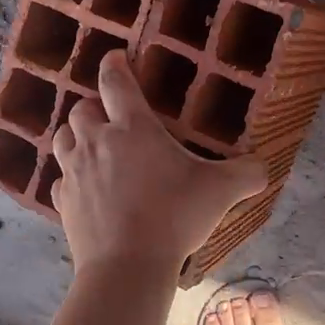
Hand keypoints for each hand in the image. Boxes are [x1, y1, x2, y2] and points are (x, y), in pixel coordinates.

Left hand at [51, 51, 265, 274]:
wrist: (127, 266)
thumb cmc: (174, 217)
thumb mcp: (221, 192)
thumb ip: (246, 174)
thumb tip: (263, 167)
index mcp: (132, 128)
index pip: (116, 82)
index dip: (115, 65)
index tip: (117, 58)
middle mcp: (97, 142)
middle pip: (82, 108)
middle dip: (95, 106)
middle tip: (112, 116)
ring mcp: (74, 172)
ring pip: (63, 138)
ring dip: (77, 135)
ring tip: (94, 146)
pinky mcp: (64, 202)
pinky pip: (60, 179)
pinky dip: (71, 176)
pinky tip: (85, 187)